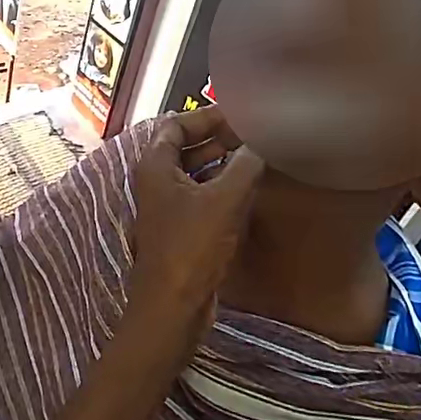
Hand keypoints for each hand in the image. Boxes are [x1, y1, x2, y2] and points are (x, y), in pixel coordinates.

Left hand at [127, 108, 265, 355]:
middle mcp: (157, 182)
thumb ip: (245, 164)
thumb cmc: (192, 246)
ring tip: (261, 154)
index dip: (207, 115)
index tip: (241, 113)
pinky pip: (203, 196)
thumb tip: (265, 138)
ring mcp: (168, 207)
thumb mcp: (225, 199)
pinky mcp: (182, 230)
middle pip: (186, 147)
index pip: (175, 124)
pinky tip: (252, 187)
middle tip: (258, 132)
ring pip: (196, 172)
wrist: (173, 307)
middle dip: (220, 137)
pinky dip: (224, 186)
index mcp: (155, 166)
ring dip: (224, 162)